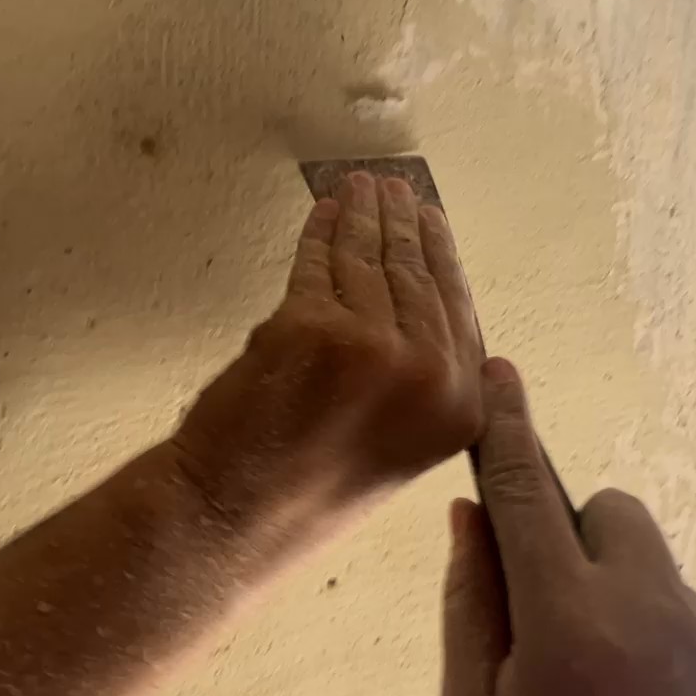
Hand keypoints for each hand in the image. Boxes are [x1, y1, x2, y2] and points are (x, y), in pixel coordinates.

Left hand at [168, 172, 485, 552]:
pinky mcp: (311, 324)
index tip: (430, 213)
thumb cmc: (311, 481)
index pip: (455, 304)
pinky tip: (325, 210)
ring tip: (359, 184)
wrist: (236, 512)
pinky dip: (318, 231)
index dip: (440, 250)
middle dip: (400, 219)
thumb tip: (413, 288)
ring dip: (360, 213)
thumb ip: (418, 368)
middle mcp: (427, 371)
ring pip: (366, 258)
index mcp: (459, 406)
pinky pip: (318, 261)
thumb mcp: (397, 434)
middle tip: (393, 183)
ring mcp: (370, 345)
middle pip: (413, 271)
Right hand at [441, 359, 695, 695]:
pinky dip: (682, 653)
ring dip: (631, 605)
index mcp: (571, 625)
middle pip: (614, 513)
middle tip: (559, 616)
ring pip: (660, 577)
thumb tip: (471, 513)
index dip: (506, 424)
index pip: (524, 490)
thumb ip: (471, 605)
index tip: (500, 370)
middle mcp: (662, 617)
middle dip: (579, 537)